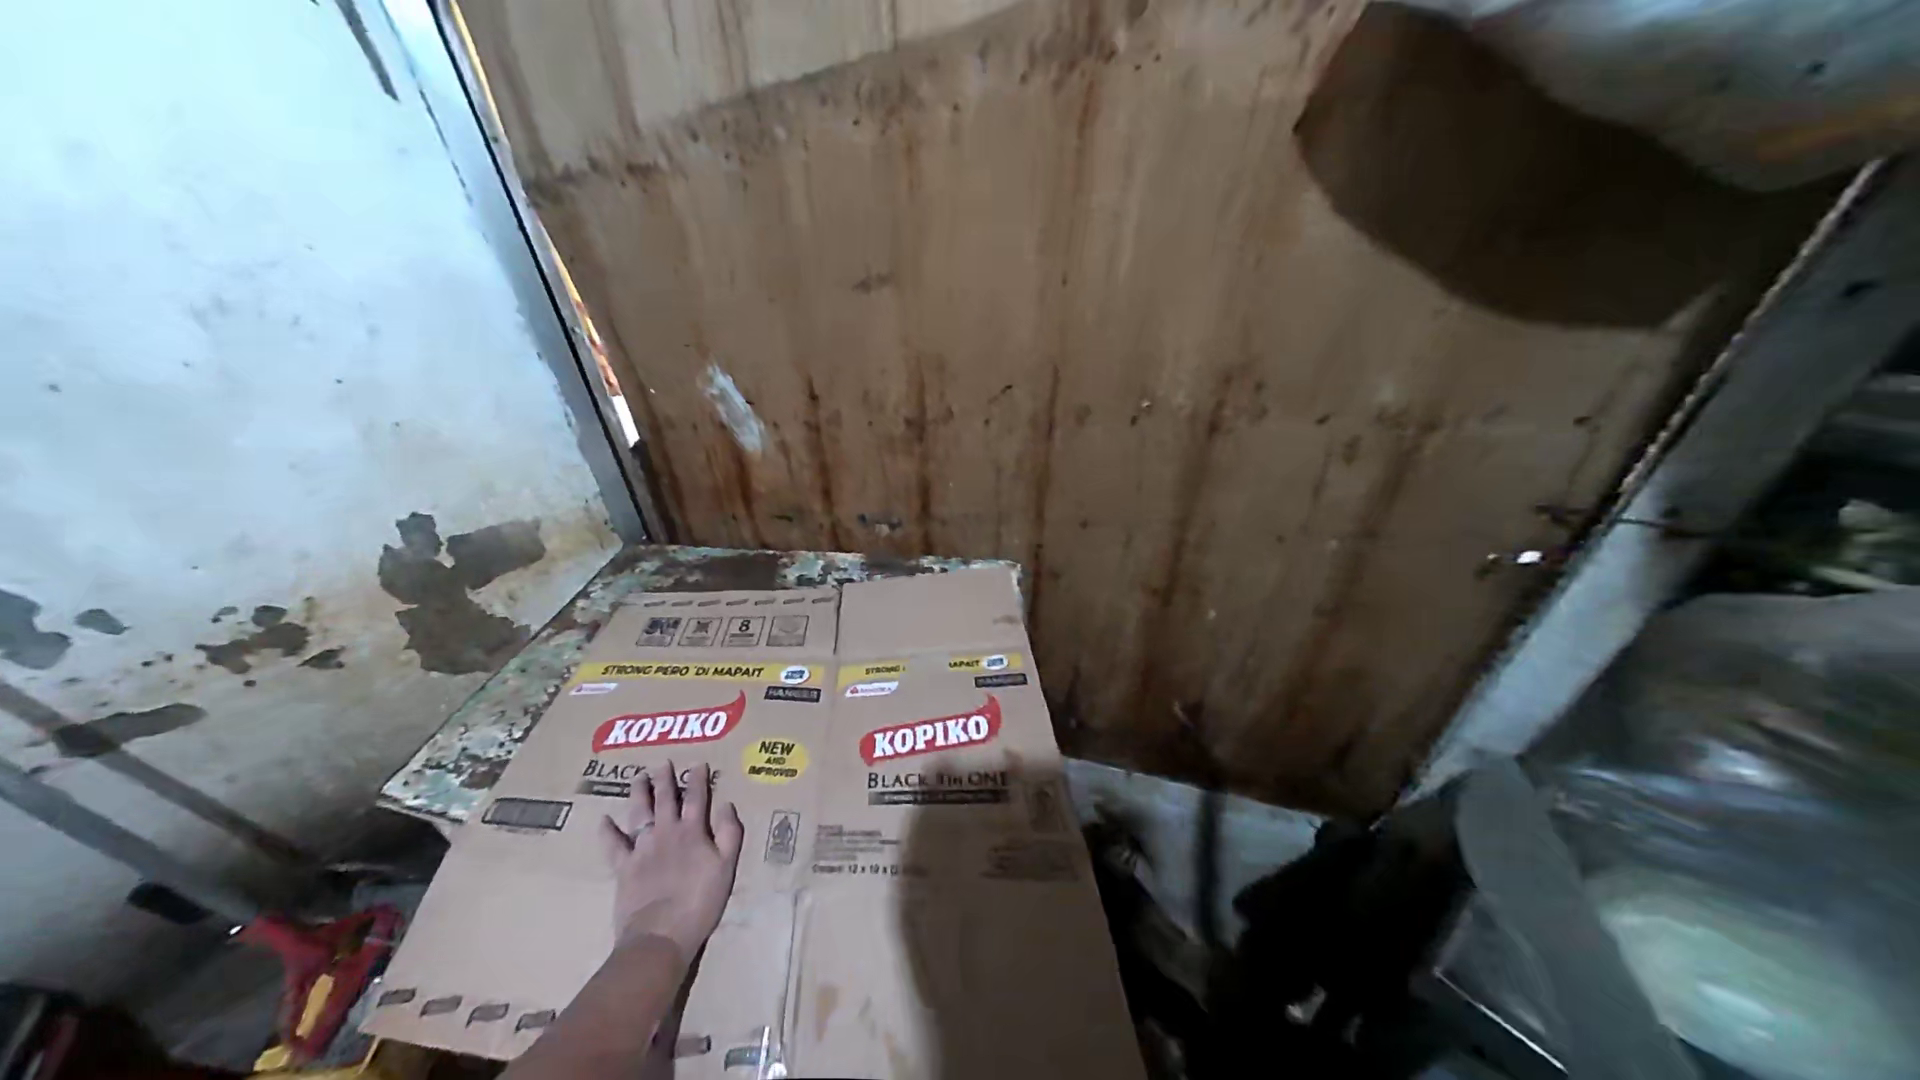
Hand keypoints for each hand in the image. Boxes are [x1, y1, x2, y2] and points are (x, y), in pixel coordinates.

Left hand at [596, 760, 744, 964]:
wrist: (660, 935)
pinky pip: (613, 845)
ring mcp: (642, 849)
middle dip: (665, 779)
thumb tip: (727, 804)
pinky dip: (607, 832)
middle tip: (662, 763)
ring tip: (638, 778)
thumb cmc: (700, 902)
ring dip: (639, 793)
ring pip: (639, 813)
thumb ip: (729, 834)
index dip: (698, 779)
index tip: (698, 763)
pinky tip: (603, 820)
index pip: (697, 798)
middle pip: (665, 799)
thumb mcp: (726, 867)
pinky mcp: (623, 868)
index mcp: (693, 832)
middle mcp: (666, 833)